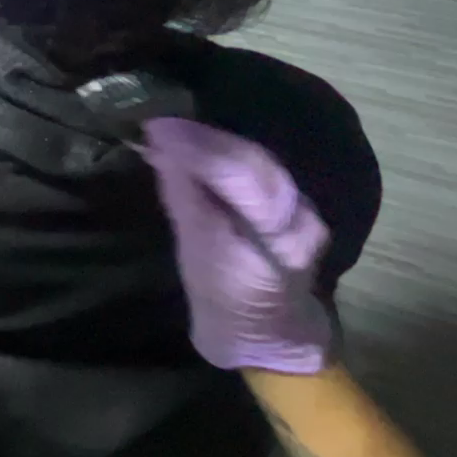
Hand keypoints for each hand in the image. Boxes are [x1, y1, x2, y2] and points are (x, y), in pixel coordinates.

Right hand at [142, 117, 333, 373]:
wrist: (269, 333)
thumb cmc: (225, 301)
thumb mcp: (195, 257)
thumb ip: (183, 198)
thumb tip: (160, 147)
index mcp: (276, 236)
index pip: (239, 174)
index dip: (196, 145)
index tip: (154, 125)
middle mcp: (298, 216)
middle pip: (252, 160)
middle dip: (203, 137)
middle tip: (158, 122)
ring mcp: (302, 208)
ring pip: (257, 159)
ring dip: (213, 140)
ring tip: (172, 130)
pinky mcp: (293, 203)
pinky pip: (257, 165)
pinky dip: (224, 150)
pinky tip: (198, 145)